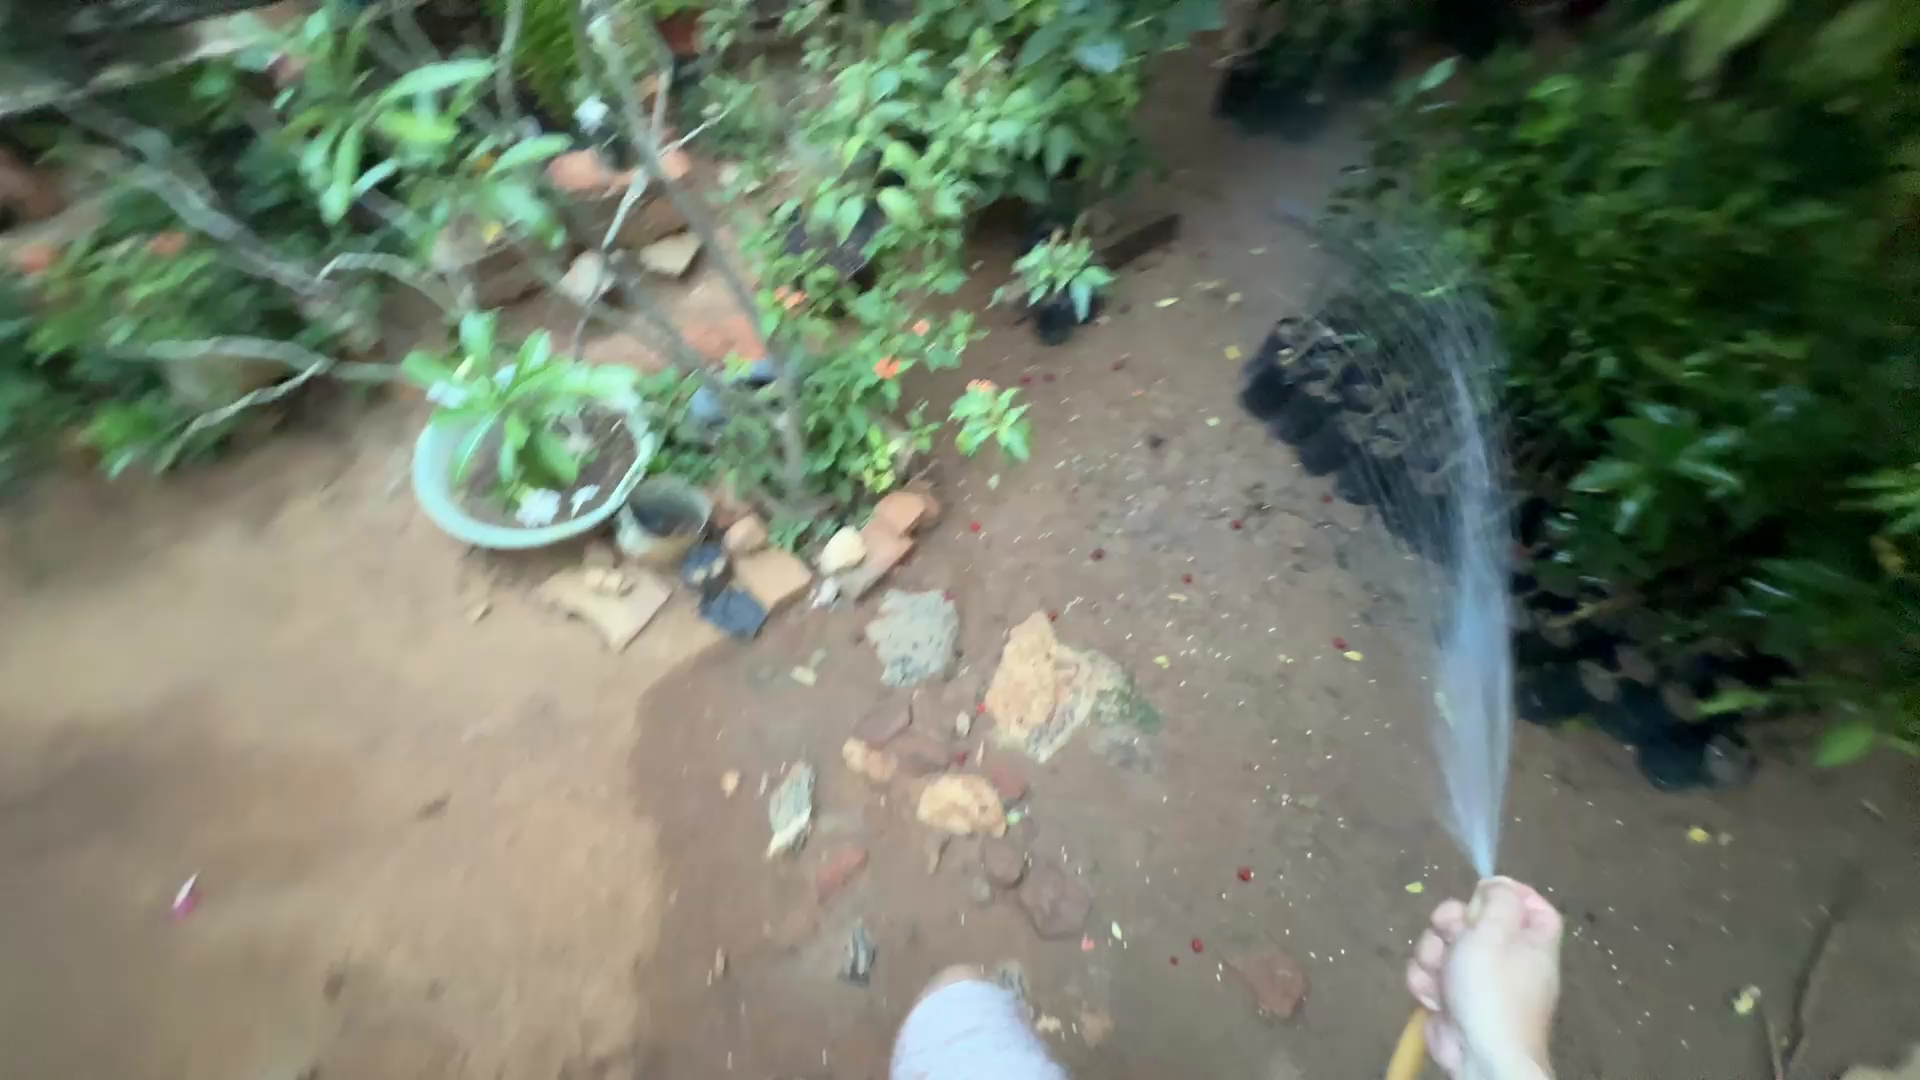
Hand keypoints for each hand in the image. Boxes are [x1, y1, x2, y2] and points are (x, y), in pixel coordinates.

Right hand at [1406, 876, 1562, 1079]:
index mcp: (1530, 945)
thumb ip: (1498, 902)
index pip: (1535, 909)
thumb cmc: (1492, 989)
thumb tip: (1499, 884)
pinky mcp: (1451, 996)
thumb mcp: (1495, 934)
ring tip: (1440, 976)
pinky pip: (1430, 972)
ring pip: (1442, 944)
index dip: (1511, 893)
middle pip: (1473, 919)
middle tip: (1451, 934)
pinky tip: (1434, 997)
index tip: (1482, 888)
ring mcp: (1477, 979)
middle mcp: (1506, 959)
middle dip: (1450, 922)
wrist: (1480, 1055)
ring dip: (1431, 955)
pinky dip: (1426, 981)